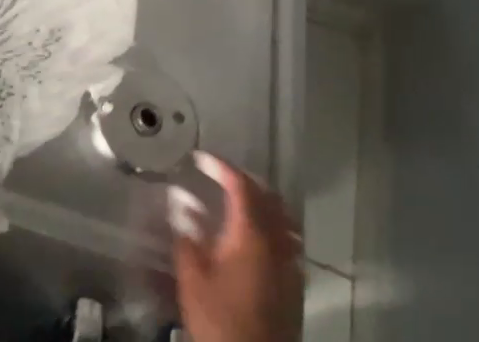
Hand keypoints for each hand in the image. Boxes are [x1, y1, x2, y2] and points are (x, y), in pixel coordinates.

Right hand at [167, 152, 303, 341]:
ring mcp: (292, 264)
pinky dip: (273, 224)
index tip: (200, 158)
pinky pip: (289, 239)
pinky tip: (255, 234)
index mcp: (252, 236)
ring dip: (262, 200)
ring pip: (283, 217)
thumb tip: (182, 201)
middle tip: (219, 174)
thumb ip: (187, 234)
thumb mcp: (192, 276)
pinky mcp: (296, 284)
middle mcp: (278, 243)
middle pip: (268, 197)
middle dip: (244, 179)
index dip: (221, 166)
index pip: (241, 186)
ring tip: (238, 198)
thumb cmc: (218, 320)